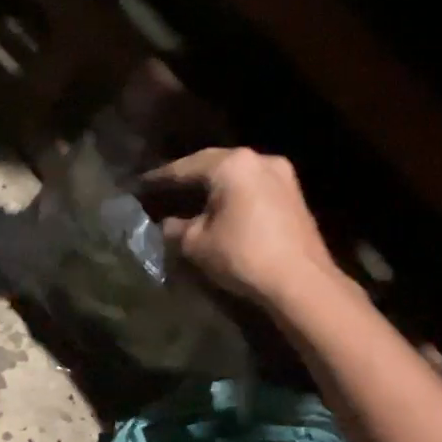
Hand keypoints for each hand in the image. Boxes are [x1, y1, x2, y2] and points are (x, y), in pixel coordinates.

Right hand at [144, 147, 338, 305]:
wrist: (301, 282)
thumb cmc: (243, 256)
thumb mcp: (196, 244)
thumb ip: (175, 228)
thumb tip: (168, 224)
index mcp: (232, 164)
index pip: (185, 167)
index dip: (160, 178)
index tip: (140, 185)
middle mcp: (259, 159)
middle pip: (214, 164)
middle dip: (189, 177)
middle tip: (164, 189)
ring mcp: (282, 175)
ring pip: (237, 175)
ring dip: (214, 186)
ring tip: (191, 199)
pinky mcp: (294, 195)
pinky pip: (253, 187)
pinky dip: (234, 195)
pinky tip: (221, 209)